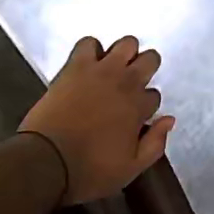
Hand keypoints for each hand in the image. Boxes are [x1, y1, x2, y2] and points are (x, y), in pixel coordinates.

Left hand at [20, 35, 173, 204]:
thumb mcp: (128, 170)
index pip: (154, 96)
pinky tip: (87, 64)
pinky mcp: (76, 67)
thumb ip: (155, 145)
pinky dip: (90, 50)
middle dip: (145, 70)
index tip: (134, 117)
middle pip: (150, 59)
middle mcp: (126, 82)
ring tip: (113, 69)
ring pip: (127, 43)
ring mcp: (101, 71)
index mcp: (138, 107)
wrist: (44, 163)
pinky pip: (88, 43)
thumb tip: (169, 120)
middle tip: (129, 86)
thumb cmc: (87, 171)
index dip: (145, 106)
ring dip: (124, 54)